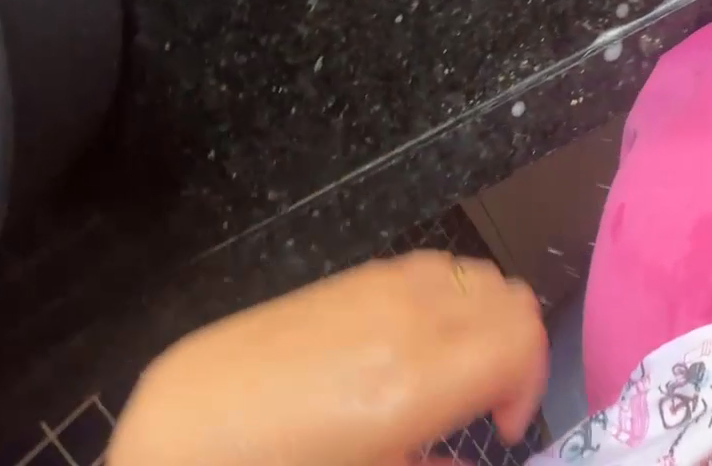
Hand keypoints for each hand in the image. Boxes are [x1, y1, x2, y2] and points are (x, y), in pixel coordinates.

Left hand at [109, 252, 547, 465]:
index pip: (523, 340)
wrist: (180, 429)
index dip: (531, 385)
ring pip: (481, 275)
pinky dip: (456, 298)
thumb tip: (471, 463)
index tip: (498, 429)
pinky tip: (416, 342)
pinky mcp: (363, 273)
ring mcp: (387, 285)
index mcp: (417, 380)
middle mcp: (414, 316)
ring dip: (488, 321)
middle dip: (517, 353)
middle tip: (483, 404)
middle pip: (513, 300)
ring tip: (453, 372)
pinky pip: (440, 266)